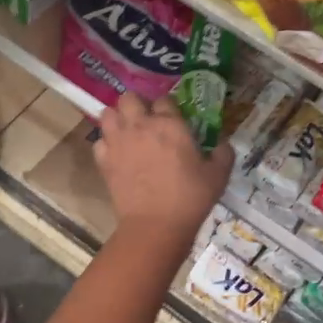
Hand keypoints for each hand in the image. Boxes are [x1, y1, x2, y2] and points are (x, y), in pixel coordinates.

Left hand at [94, 94, 233, 244]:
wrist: (156, 225)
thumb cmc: (190, 198)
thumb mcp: (218, 175)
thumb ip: (223, 153)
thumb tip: (223, 144)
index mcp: (170, 124)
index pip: (164, 99)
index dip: (168, 107)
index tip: (173, 119)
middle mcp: (141, 125)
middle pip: (129, 97)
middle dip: (136, 104)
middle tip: (146, 119)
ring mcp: (119, 141)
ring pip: (107, 113)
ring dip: (117, 118)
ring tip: (127, 131)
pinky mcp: (104, 160)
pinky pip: (99, 140)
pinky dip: (106, 143)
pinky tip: (117, 153)